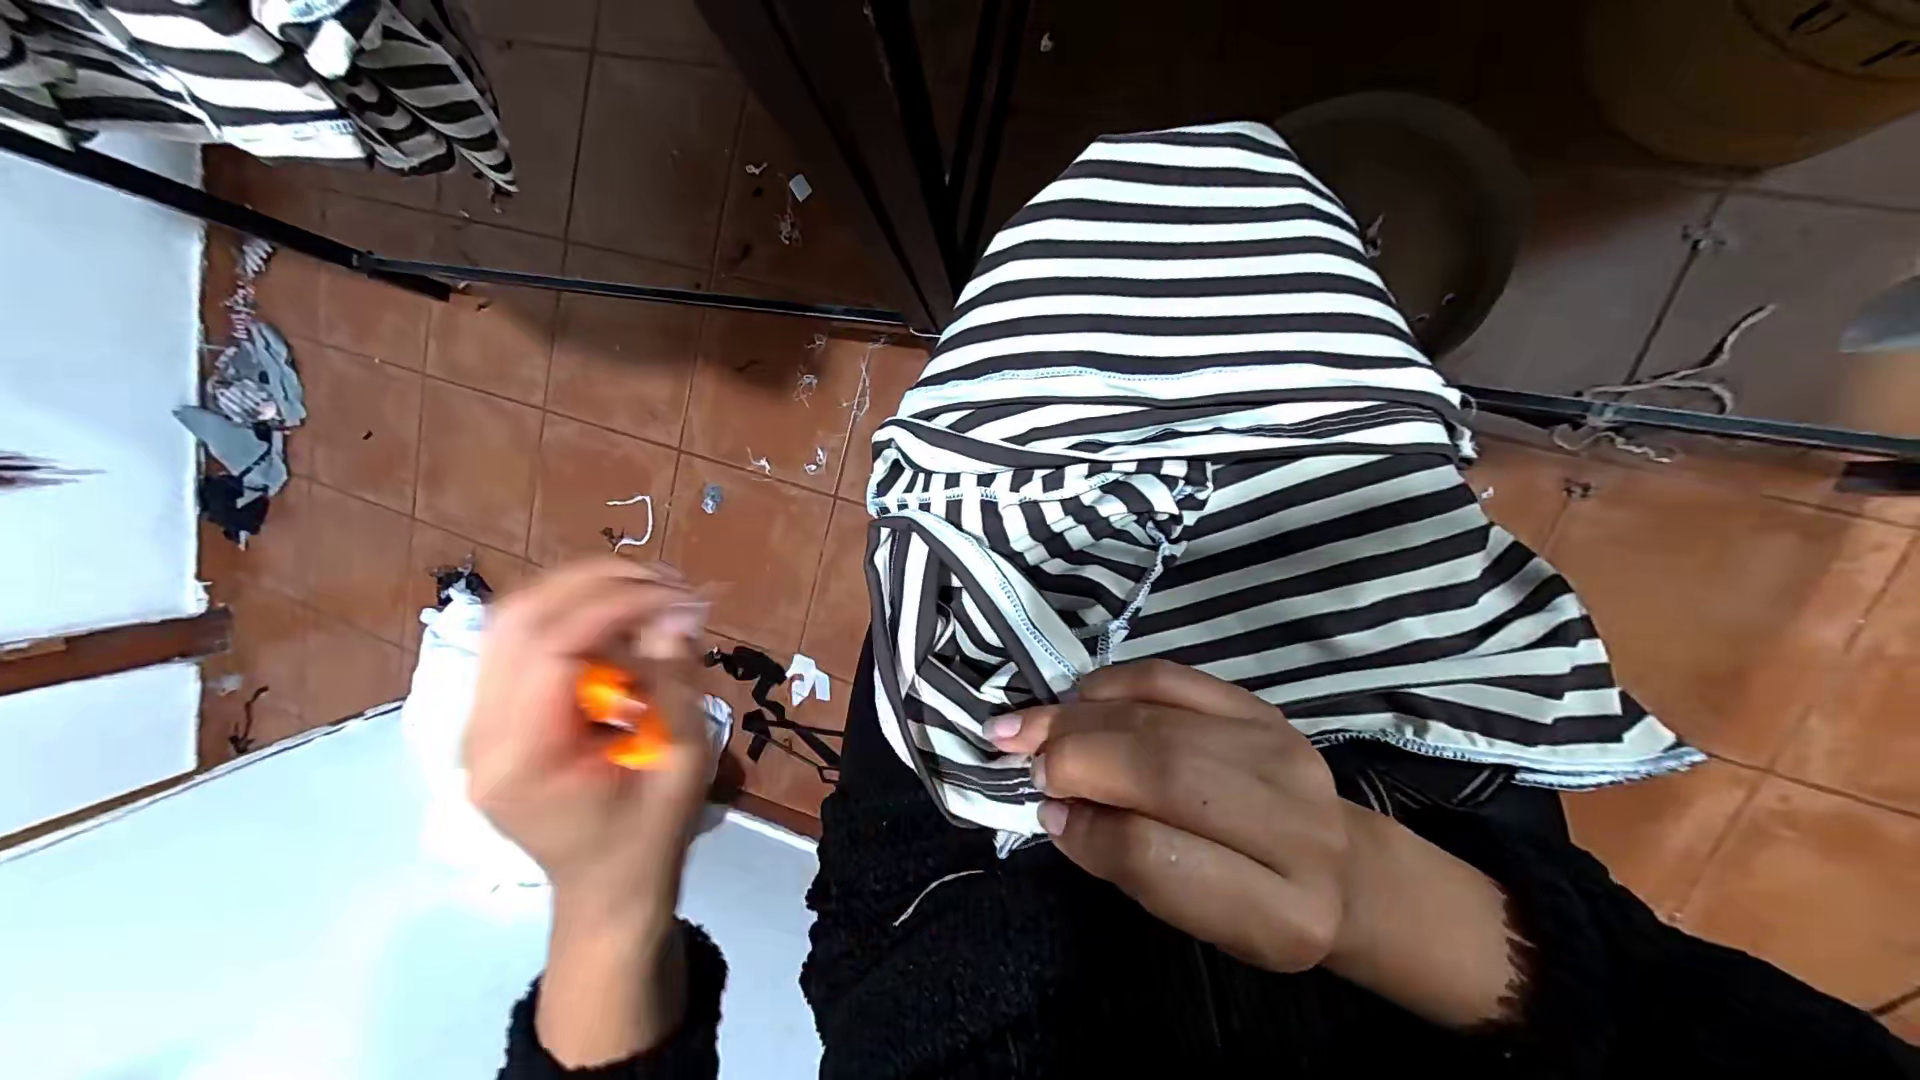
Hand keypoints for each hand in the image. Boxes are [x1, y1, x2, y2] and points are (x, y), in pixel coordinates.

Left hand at [462, 558, 711, 1063]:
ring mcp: (478, 724)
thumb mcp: (682, 763)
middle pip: (517, 620)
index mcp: (522, 759)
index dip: (616, 605)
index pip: (550, 648)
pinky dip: (575, 616)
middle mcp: (482, 735)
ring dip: (583, 592)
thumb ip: (674, 686)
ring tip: (649, 590)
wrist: (605, 889)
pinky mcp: (494, 715)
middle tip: (665, 580)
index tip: (677, 594)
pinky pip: (524, 641)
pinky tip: (623, 620)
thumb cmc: (649, 837)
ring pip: (513, 621)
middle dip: (596, 583)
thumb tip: (677, 614)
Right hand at [987, 659, 1518, 1026]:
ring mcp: (1279, 751)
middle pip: (1162, 770)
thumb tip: (1056, 806)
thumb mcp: (1198, 917)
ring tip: (1028, 723)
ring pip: (1160, 718)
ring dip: (1080, 716)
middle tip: (1012, 747)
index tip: (1047, 814)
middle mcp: (1290, 823)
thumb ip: (1129, 863)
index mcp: (1278, 910)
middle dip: (1074, 755)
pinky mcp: (1261, 707)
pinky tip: (1079, 697)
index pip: (1161, 857)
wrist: (1341, 866)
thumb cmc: (1258, 904)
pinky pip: (1173, 679)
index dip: (1088, 830)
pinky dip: (1115, 684)